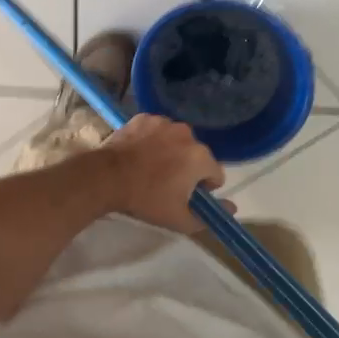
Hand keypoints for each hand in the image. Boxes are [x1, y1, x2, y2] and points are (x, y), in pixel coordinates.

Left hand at [94, 114, 227, 233]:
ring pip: (176, 140)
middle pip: (196, 155)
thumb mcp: (180, 219)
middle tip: (166, 182)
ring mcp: (162, 122)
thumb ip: (210, 216)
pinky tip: (139, 152)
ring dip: (170, 151)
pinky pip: (156, 130)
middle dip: (187, 168)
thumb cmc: (146, 199)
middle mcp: (186, 133)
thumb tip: (232, 208)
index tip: (185, 195)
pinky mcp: (142, 118)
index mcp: (200, 156)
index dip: (203, 188)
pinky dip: (152, 139)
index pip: (214, 174)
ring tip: (150, 166)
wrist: (106, 177)